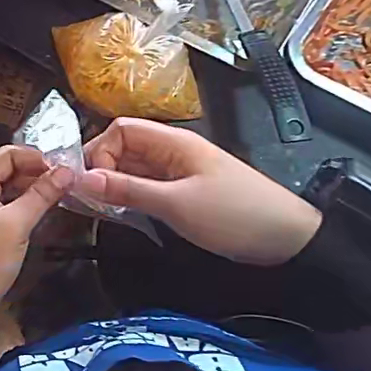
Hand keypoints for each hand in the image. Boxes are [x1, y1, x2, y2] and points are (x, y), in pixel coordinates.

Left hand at [0, 146, 72, 332]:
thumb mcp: (16, 226)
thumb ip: (41, 195)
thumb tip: (66, 172)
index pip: (7, 154)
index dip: (36, 158)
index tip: (64, 168)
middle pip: (7, 168)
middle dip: (37, 172)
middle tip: (68, 181)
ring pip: (8, 187)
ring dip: (33, 188)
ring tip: (61, 193)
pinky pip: (6, 204)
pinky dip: (25, 203)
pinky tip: (44, 208)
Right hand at [78, 118, 321, 264]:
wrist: (289, 240)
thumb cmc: (235, 215)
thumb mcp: (176, 204)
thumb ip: (127, 190)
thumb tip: (81, 179)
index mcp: (172, 142)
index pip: (120, 130)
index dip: (99, 150)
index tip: (90, 182)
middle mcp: (172, 151)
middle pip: (123, 148)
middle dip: (101, 168)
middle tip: (88, 199)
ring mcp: (178, 172)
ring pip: (132, 169)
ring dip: (114, 184)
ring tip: (99, 207)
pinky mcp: (183, 193)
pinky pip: (146, 186)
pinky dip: (130, 196)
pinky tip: (121, 212)